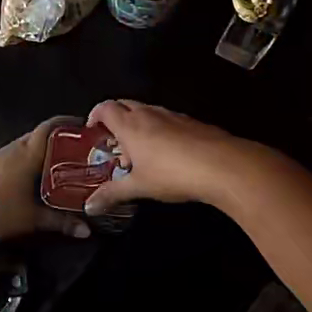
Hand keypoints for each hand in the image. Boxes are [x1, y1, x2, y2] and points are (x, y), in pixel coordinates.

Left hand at [0, 118, 91, 244]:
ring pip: (23, 144)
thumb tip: (87, 231)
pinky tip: (33, 173)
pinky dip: (27, 157)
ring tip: (59, 160)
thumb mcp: (34, 219)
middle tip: (76, 147)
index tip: (82, 125)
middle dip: (57, 137)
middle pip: (37, 134)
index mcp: (27, 155)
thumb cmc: (0, 214)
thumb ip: (62, 222)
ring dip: (40, 147)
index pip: (48, 128)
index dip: (65, 123)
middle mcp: (12, 150)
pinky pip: (13, 154)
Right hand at [83, 100, 265, 214]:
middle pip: (125, 104)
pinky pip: (168, 120)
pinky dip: (160, 130)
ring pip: (148, 112)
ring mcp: (173, 115)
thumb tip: (89, 206)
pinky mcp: (192, 122)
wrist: (222, 165)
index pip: (105, 107)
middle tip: (114, 142)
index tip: (93, 129)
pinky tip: (168, 154)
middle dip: (116, 119)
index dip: (95, 115)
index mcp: (130, 124)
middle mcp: (150, 113)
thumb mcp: (139, 187)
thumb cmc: (172, 174)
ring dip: (139, 125)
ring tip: (140, 153)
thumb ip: (112, 193)